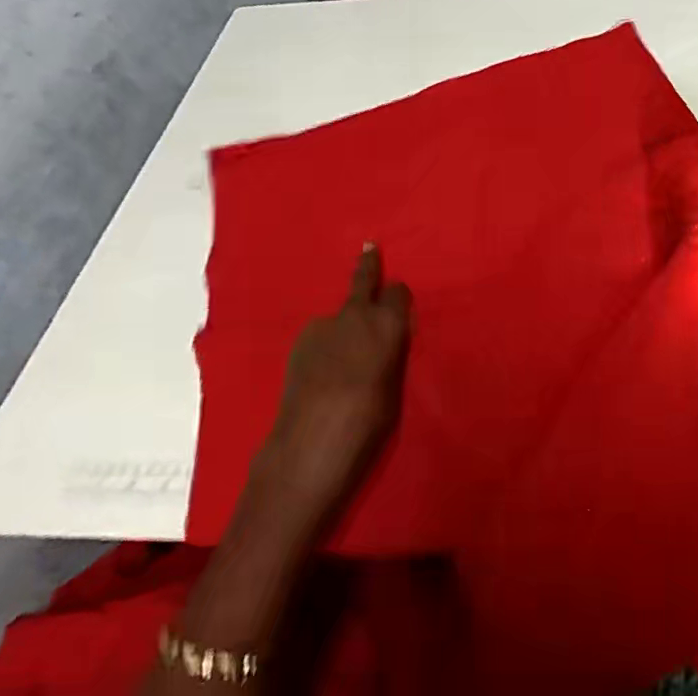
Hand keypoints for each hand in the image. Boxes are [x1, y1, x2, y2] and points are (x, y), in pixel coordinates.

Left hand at [255, 244, 412, 524]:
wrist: (310, 448)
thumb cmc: (370, 422)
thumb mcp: (395, 383)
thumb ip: (391, 354)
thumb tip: (384, 343)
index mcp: (388, 325)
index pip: (397, 292)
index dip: (399, 297)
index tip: (400, 301)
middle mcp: (355, 317)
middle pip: (362, 281)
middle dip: (368, 267)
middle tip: (369, 248)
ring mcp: (321, 329)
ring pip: (339, 315)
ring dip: (345, 324)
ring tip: (346, 353)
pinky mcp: (297, 347)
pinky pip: (321, 336)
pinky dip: (326, 343)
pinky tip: (325, 369)